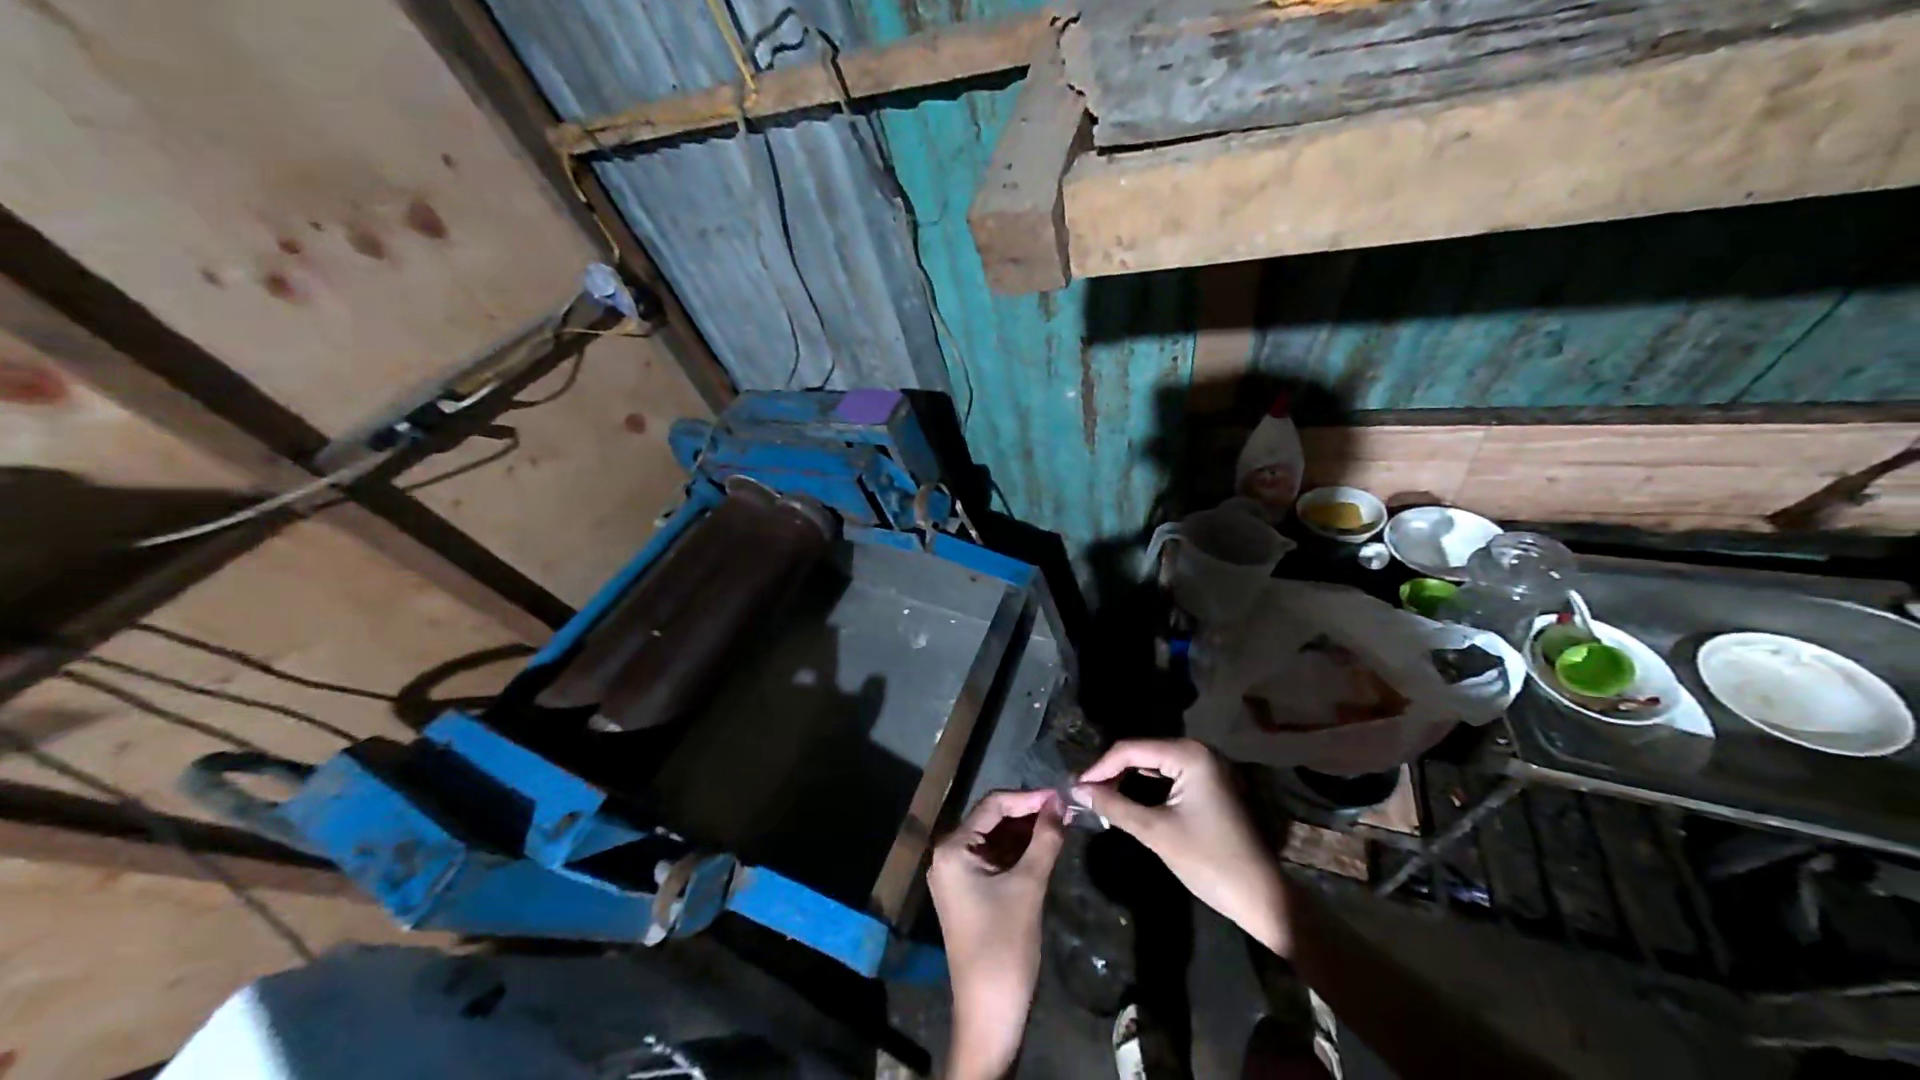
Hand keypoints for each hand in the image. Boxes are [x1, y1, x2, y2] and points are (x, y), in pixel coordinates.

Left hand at [929, 789, 1066, 1079]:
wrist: (989, 1009)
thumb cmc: (1005, 944)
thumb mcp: (1028, 885)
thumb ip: (1044, 839)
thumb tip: (1059, 803)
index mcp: (953, 849)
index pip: (993, 805)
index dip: (1028, 798)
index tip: (1061, 796)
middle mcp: (948, 855)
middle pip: (991, 820)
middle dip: (1028, 814)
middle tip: (1065, 810)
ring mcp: (956, 875)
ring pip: (994, 840)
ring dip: (1025, 832)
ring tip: (1061, 824)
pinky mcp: (968, 893)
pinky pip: (993, 860)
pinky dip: (1017, 852)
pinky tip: (1044, 847)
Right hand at [1074, 739, 1290, 955]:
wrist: (1261, 896)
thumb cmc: (1208, 861)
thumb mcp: (1155, 832)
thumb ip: (1114, 805)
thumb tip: (1077, 790)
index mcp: (1189, 755)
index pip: (1130, 749)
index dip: (1099, 767)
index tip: (1076, 788)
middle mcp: (1199, 751)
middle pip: (1141, 752)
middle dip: (1112, 772)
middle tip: (1086, 794)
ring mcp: (1207, 767)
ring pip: (1153, 764)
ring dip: (1126, 779)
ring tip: (1100, 797)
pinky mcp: (1209, 784)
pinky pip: (1168, 775)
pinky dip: (1145, 786)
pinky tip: (1127, 801)